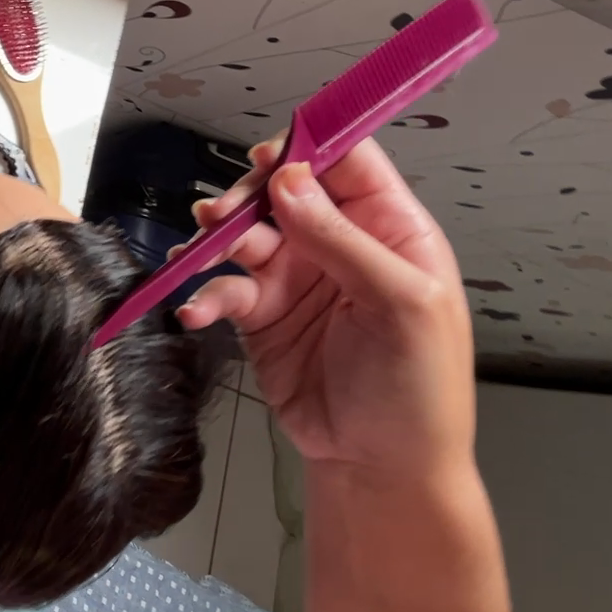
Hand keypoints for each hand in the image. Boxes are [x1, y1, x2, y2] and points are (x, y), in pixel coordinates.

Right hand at [174, 138, 476, 483]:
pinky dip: (201, 294)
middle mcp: (335, 245)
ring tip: (198, 256)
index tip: (266, 158)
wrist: (376, 462)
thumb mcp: (400, 305)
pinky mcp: (257, 310)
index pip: (347, 164)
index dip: (307, 149)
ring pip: (241, 234)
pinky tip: (195, 312)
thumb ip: (343, 239)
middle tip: (220, 215)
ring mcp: (292, 276)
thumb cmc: (416, 388)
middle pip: (279, 192)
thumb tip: (288, 178)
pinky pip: (220, 286)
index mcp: (388, 232)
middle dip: (244, 198)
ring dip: (213, 240)